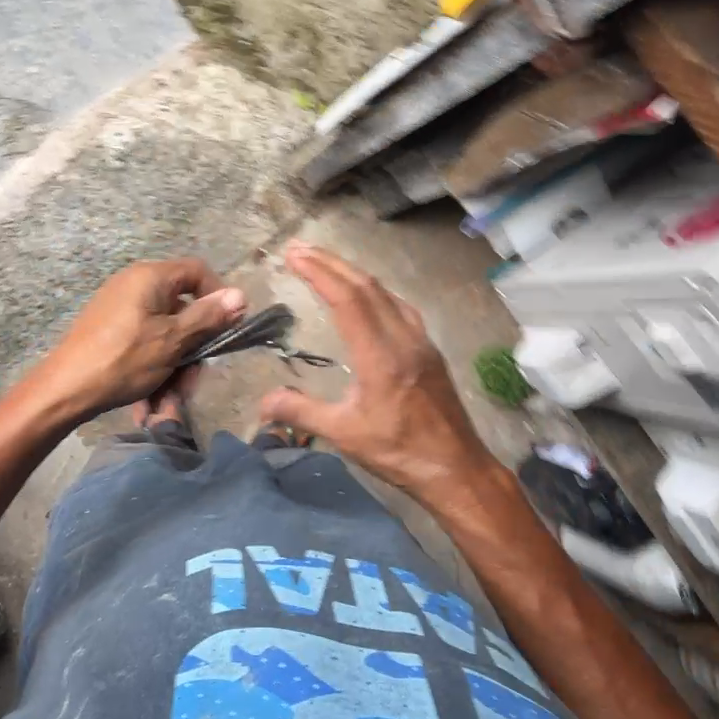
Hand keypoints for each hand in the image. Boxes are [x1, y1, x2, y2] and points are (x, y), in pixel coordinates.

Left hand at [30, 257, 246, 417]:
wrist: (65, 389)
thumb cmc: (123, 360)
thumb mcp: (172, 340)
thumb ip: (207, 317)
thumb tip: (240, 295)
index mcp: (150, 276)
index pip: (198, 271)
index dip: (218, 297)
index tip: (227, 330)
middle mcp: (134, 284)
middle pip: (182, 308)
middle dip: (193, 347)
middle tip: (192, 382)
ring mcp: (120, 307)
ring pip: (164, 332)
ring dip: (173, 366)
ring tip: (167, 401)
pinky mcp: (110, 329)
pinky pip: (144, 342)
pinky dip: (153, 367)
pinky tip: (149, 401)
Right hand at [259, 241, 489, 492]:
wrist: (457, 469)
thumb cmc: (399, 452)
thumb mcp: (344, 435)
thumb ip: (300, 412)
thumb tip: (261, 402)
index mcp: (380, 357)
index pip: (347, 300)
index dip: (319, 273)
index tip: (294, 256)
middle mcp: (403, 340)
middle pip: (366, 287)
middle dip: (331, 263)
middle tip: (299, 249)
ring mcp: (420, 342)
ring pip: (385, 293)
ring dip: (352, 273)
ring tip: (325, 263)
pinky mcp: (428, 350)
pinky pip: (399, 305)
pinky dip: (373, 290)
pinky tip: (364, 295)